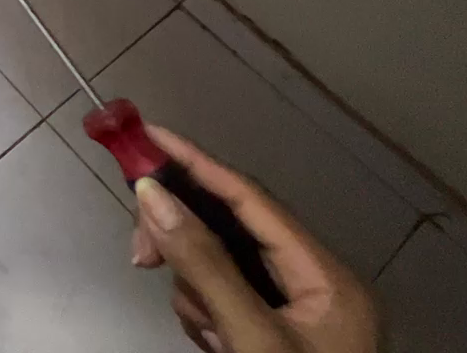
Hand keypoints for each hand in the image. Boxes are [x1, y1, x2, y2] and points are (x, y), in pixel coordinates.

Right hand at [130, 126, 378, 352]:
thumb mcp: (252, 338)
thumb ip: (202, 263)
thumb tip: (148, 191)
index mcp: (326, 276)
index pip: (248, 196)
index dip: (194, 160)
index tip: (144, 133)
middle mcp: (312, 282)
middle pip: (227, 225)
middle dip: (180, 234)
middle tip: (140, 251)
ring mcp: (292, 307)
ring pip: (215, 258)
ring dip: (191, 283)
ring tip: (202, 328)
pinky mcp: (269, 326)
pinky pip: (217, 290)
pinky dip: (201, 307)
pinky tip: (211, 339)